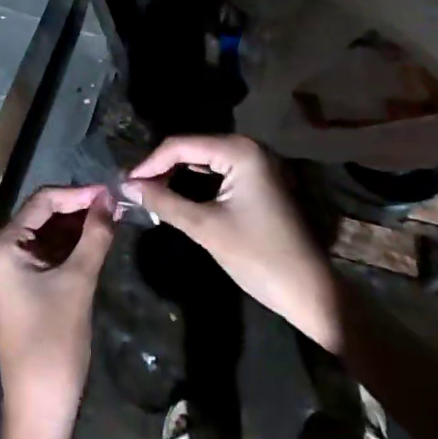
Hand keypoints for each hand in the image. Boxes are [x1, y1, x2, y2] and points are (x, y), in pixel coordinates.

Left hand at [0, 185, 116, 438]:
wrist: (39, 405)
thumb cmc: (55, 340)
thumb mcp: (78, 281)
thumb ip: (94, 235)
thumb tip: (109, 199)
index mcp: (3, 245)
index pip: (43, 201)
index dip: (78, 194)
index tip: (111, 192)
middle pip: (41, 216)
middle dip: (78, 210)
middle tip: (115, 206)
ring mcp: (6, 271)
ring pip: (44, 236)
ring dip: (75, 228)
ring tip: (111, 220)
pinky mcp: (18, 289)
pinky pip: (43, 256)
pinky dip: (67, 248)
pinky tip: (94, 243)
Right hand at [124, 135, 340, 351]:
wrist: (311, 292)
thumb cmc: (258, 257)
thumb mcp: (205, 228)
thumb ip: (164, 201)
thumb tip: (127, 186)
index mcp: (239, 151)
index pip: (180, 145)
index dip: (149, 163)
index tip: (126, 184)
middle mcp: (249, 147)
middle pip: (191, 148)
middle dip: (162, 168)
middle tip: (136, 190)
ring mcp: (257, 163)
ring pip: (203, 160)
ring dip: (176, 175)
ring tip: (150, 193)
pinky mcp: (259, 180)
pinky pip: (218, 171)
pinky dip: (195, 182)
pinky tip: (177, 197)